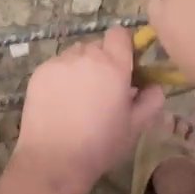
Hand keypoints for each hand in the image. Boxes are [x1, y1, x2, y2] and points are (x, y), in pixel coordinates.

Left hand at [15, 27, 166, 186]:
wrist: (54, 159)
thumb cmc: (100, 144)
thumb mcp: (135, 126)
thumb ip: (151, 101)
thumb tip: (154, 86)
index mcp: (113, 65)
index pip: (119, 34)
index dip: (123, 46)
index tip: (125, 66)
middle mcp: (86, 56)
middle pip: (97, 45)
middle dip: (102, 60)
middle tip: (102, 88)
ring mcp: (60, 62)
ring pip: (76, 54)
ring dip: (81, 66)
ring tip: (79, 95)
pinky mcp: (39, 72)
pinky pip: (57, 65)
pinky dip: (62, 76)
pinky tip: (60, 100)